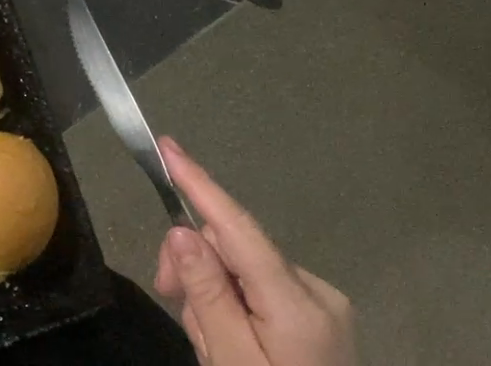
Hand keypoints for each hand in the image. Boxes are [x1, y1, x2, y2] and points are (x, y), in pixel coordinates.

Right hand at [153, 137, 355, 365]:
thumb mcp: (230, 360)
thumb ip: (206, 295)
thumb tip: (181, 231)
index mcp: (298, 303)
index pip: (238, 229)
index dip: (200, 185)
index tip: (167, 146)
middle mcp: (317, 291)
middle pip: (232, 248)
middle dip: (193, 266)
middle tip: (169, 298)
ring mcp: (323, 304)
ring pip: (241, 268)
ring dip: (212, 290)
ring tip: (209, 338)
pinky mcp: (319, 316)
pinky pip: (259, 287)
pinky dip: (233, 302)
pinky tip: (231, 337)